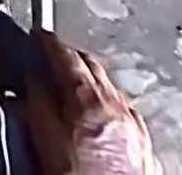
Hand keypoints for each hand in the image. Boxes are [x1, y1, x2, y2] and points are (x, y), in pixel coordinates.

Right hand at [25, 31, 158, 174]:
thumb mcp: (43, 133)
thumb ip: (38, 95)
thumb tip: (35, 73)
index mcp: (90, 100)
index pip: (66, 55)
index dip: (47, 40)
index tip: (36, 35)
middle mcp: (118, 108)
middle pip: (92, 65)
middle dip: (69, 54)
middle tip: (48, 54)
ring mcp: (136, 129)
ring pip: (110, 86)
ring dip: (88, 77)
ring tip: (69, 82)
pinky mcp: (146, 148)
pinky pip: (125, 109)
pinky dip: (106, 99)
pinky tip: (96, 110)